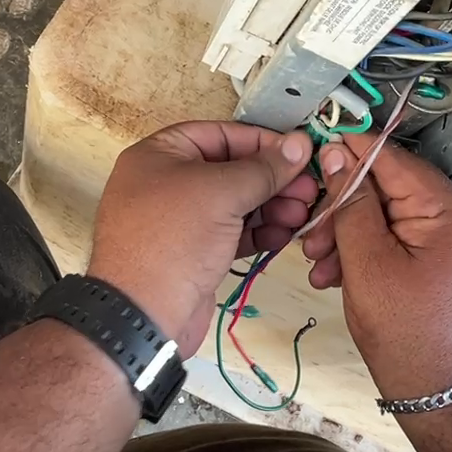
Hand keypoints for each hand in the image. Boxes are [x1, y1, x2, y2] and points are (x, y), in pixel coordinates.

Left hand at [89, 122, 315, 354]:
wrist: (142, 317)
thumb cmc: (172, 240)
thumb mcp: (222, 193)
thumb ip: (264, 168)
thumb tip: (300, 142)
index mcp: (161, 154)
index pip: (221, 134)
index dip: (262, 141)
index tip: (299, 151)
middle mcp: (168, 182)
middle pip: (232, 169)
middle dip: (273, 180)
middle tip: (309, 189)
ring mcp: (181, 220)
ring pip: (236, 203)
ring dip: (271, 207)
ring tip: (301, 215)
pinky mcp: (195, 252)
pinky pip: (233, 232)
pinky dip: (259, 231)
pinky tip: (284, 235)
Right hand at [300, 135, 451, 401]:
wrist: (436, 394)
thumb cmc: (405, 330)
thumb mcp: (368, 263)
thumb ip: (350, 204)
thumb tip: (335, 152)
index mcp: (450, 210)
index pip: (394, 160)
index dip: (352, 149)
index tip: (313, 141)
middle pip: (385, 189)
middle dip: (342, 209)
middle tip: (308, 235)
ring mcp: (445, 238)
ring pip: (382, 215)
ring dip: (344, 234)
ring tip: (316, 264)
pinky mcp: (432, 257)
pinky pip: (391, 238)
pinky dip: (360, 251)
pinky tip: (332, 275)